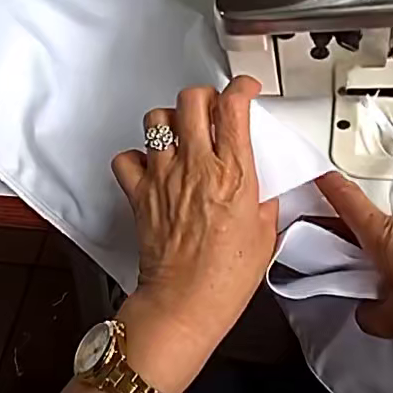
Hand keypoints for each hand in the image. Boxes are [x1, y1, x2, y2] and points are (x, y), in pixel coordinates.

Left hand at [110, 77, 277, 392]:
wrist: (186, 304)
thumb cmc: (224, 277)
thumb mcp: (265, 233)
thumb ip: (264, 200)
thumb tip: (262, 188)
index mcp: (233, 173)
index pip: (234, 106)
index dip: (242, 87)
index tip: (246, 90)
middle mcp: (195, 167)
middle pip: (192, 99)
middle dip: (206, 96)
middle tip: (213, 110)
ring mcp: (164, 177)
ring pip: (157, 119)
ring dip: (172, 120)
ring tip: (182, 134)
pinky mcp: (140, 194)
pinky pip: (127, 157)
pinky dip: (137, 156)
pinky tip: (152, 165)